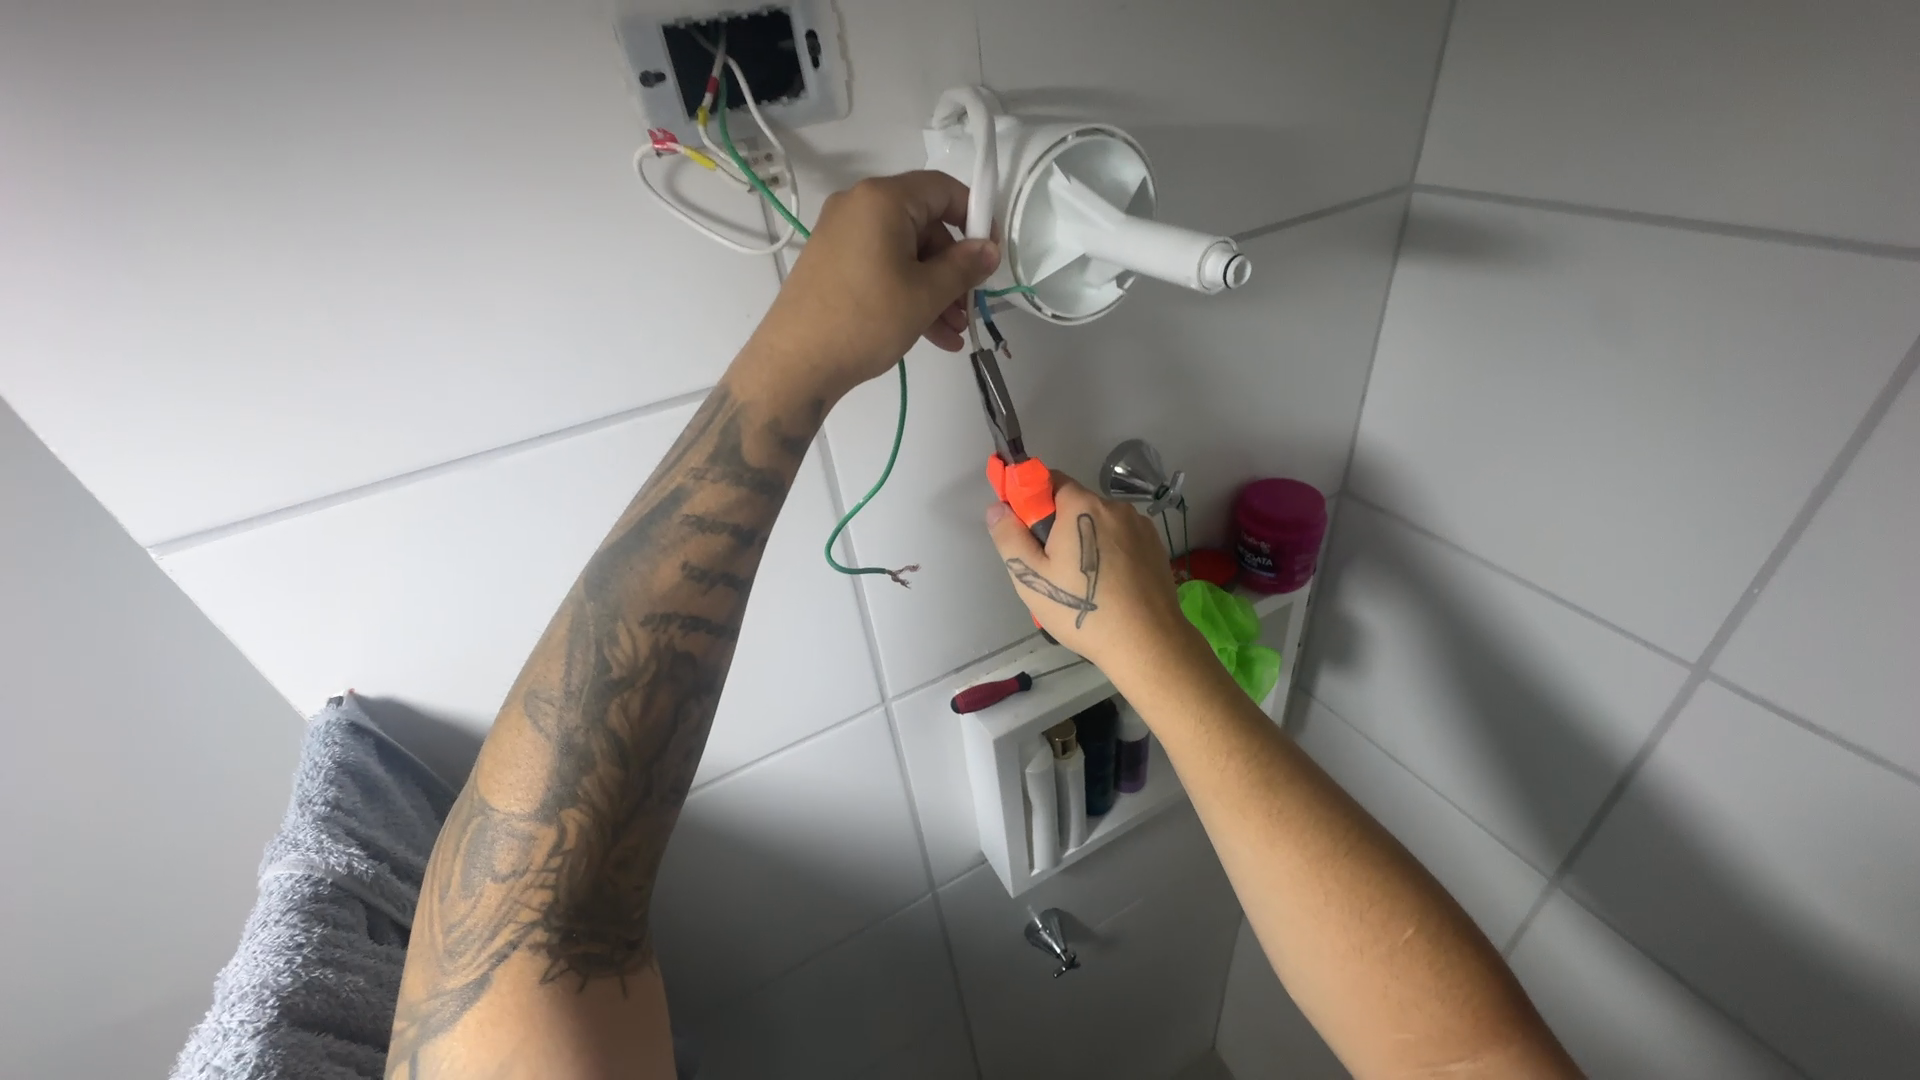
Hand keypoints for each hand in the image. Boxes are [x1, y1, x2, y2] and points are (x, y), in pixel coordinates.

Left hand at [745, 171, 1000, 398]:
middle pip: (924, 226)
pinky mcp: (834, 267)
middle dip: (953, 270)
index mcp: (882, 199)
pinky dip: (908, 296)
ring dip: (935, 291)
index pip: (942, 189)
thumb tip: (990, 249)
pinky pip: (883, 271)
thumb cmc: (866, 320)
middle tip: (969, 308)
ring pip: (905, 255)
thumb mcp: (925, 294)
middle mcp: (859, 207)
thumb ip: (964, 267)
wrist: (796, 363)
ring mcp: (842, 238)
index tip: (991, 255)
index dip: (974, 217)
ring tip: (953, 332)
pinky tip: (932, 336)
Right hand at [985, 472, 1195, 670]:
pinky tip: (1109, 586)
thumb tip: (998, 507)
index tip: (1027, 532)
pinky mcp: (1156, 546)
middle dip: (1059, 527)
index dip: (1032, 501)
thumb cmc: (1082, 607)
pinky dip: (1110, 553)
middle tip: (1052, 569)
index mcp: (1083, 506)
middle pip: (1076, 504)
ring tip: (1083, 583)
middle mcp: (1115, 507)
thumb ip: (1009, 537)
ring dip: (1086, 540)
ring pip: (1100, 524)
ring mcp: (1140, 526)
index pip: (1050, 481)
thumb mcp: (1031, 577)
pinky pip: (1122, 539)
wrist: (1146, 642)